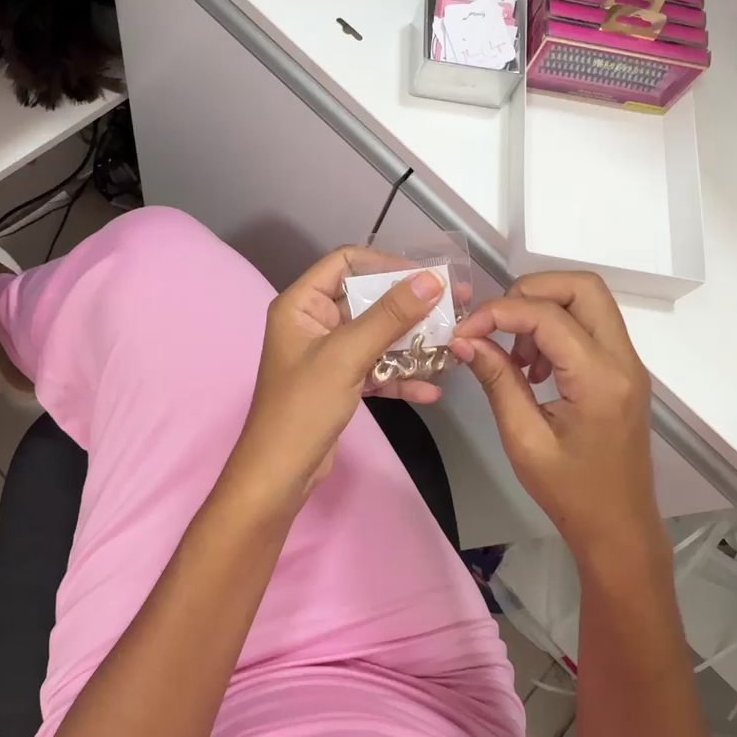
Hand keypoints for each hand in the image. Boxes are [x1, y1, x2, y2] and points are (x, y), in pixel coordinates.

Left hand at [228, 247, 447, 504]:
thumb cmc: (303, 407)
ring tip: (453, 345)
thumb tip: (432, 279)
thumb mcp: (347, 355)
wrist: (280, 474)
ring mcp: (327, 354)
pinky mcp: (340, 383)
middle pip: (368, 299)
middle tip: (456, 306)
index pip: (346, 262)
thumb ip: (390, 315)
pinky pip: (376, 369)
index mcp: (301, 304)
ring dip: (412, 342)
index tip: (428, 276)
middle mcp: (313, 322)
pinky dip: (400, 377)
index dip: (387, 263)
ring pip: (376, 336)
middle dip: (410, 306)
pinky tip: (431, 389)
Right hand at [449, 272, 653, 545]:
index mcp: (599, 380)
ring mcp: (628, 363)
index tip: (463, 332)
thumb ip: (497, 381)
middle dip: (530, 291)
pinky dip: (557, 326)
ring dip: (544, 309)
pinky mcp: (622, 371)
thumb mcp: (523, 440)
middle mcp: (622, 360)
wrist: (618, 526)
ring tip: (514, 354)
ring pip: (589, 300)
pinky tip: (531, 366)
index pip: (547, 315)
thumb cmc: (570, 492)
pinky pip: (591, 325)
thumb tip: (465, 339)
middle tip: (495, 324)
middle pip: (583, 286)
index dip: (499, 312)